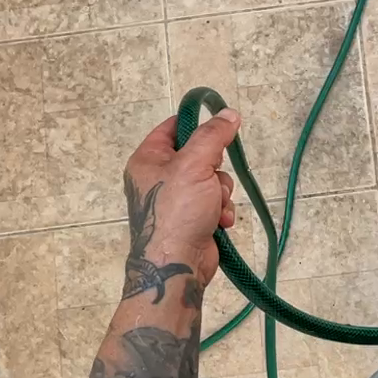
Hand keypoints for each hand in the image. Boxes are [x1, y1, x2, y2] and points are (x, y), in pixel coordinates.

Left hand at [121, 110, 239, 288]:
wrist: (177, 264)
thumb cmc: (178, 210)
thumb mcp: (195, 164)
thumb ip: (213, 136)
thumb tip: (229, 113)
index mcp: (148, 159)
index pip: (173, 127)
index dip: (197, 124)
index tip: (221, 126)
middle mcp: (158, 178)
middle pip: (199, 155)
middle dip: (216, 168)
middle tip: (213, 177)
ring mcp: (176, 200)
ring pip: (212, 180)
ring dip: (221, 192)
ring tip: (216, 207)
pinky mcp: (191, 218)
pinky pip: (215, 203)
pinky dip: (221, 210)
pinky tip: (220, 221)